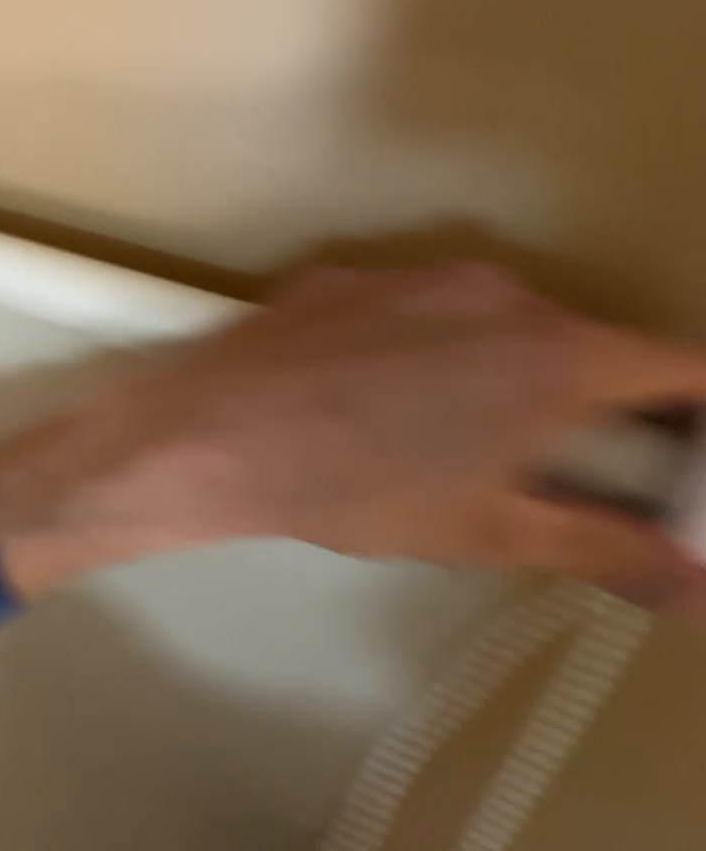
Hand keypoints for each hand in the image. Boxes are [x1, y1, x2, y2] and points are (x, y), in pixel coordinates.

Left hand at [0, 262, 705, 608]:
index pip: (684, 372)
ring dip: (481, 365)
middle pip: (573, 340)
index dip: (692, 422)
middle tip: (537, 455)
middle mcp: (487, 291)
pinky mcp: (327, 278)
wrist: (199, 437)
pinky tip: (352, 390)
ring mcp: (398, 275)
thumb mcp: (483, 530)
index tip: (672, 458)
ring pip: (478, 319)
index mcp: (555, 350)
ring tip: (426, 428)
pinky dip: (401, 343)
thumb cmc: (347, 488)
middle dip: (576, 396)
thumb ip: (604, 547)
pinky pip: (396, 308)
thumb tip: (693, 580)